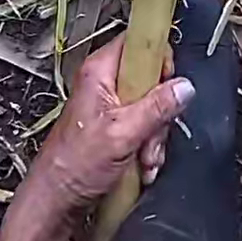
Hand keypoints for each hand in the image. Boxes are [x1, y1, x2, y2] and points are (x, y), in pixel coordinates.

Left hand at [18, 34, 195, 221]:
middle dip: (160, 111)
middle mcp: (105, 82)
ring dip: (155, 135)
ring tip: (143, 155)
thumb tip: (184, 87)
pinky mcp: (115, 125)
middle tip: (151, 133)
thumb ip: (157, 108)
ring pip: (152, 105)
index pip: (138, 41)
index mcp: (100, 71)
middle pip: (151, 77)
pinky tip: (141, 163)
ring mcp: (110, 104)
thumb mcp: (123, 134)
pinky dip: (148, 146)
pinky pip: (145, 125)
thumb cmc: (72, 166)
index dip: (158, 58)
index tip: (167, 81)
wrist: (57, 199)